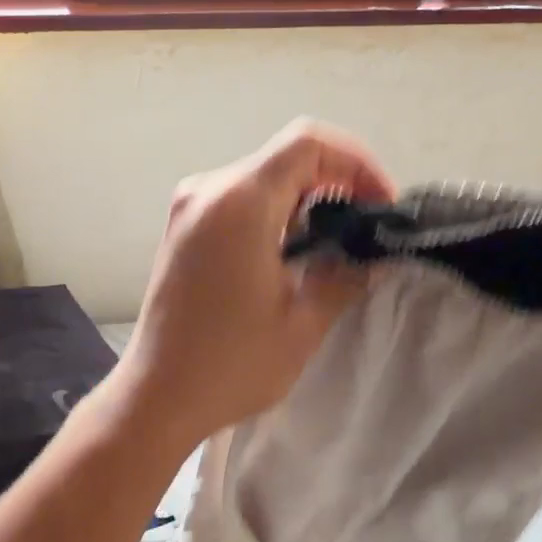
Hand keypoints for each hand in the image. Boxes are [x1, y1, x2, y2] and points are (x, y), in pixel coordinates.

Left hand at [111, 119, 394, 445]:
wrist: (158, 398)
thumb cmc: (232, 365)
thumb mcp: (303, 324)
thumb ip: (344, 276)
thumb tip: (372, 258)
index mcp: (240, 201)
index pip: (309, 143)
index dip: (357, 163)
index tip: (382, 206)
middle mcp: (208, 190)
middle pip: (285, 160)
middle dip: (335, 184)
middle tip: (366, 231)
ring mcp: (188, 211)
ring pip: (261, 182)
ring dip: (304, 205)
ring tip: (335, 249)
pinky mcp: (180, 235)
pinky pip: (237, 206)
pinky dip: (273, 219)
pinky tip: (292, 259)